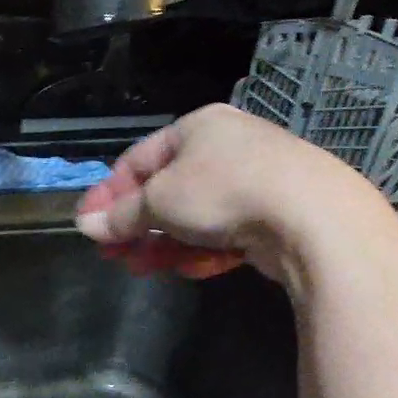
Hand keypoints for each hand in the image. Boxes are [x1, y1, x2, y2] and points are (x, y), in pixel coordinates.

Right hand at [74, 103, 384, 281]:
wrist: (311, 216)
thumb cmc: (221, 193)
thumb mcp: (157, 202)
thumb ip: (120, 216)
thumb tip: (86, 224)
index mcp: (196, 128)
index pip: (136, 161)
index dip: (107, 196)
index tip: (87, 227)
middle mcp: (225, 146)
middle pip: (164, 192)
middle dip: (136, 228)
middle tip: (114, 256)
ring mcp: (254, 179)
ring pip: (193, 216)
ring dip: (164, 245)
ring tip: (146, 269)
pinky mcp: (274, 213)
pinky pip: (224, 232)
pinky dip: (203, 250)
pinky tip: (193, 268)